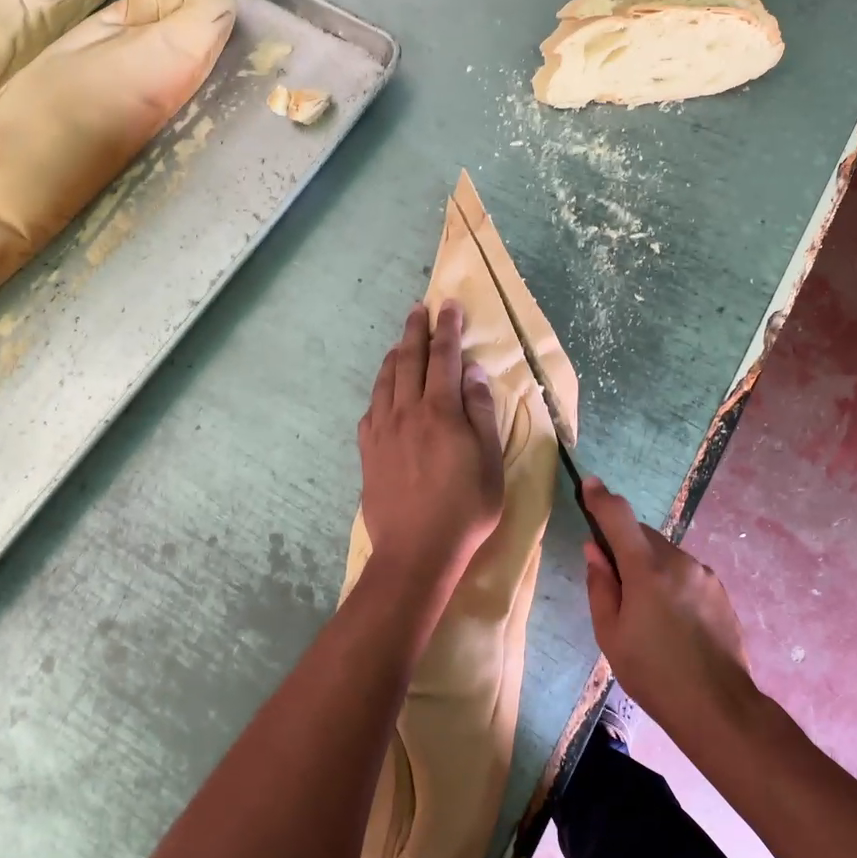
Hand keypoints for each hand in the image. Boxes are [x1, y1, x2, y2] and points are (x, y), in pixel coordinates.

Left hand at [358, 301, 503, 588]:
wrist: (415, 550)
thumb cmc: (465, 509)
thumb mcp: (489, 462)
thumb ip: (480, 413)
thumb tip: (473, 374)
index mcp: (441, 411)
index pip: (444, 357)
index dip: (447, 329)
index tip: (449, 306)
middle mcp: (407, 411)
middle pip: (410, 359)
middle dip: (416, 330)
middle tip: (420, 309)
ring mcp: (382, 430)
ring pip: (386, 380)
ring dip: (396, 354)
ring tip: (402, 341)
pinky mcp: (368, 450)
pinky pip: (372, 406)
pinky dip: (380, 388)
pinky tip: (385, 390)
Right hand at [582, 479, 758, 730]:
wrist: (718, 707)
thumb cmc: (653, 674)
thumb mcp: (611, 635)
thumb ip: (600, 586)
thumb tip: (595, 551)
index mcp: (647, 570)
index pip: (619, 518)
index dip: (601, 499)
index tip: (588, 485)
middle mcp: (679, 562)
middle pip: (643, 537)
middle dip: (626, 548)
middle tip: (615, 584)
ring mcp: (704, 575)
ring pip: (666, 556)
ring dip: (650, 568)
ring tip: (647, 613)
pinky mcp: (720, 591)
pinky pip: (686, 574)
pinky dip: (671, 583)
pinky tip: (672, 622)